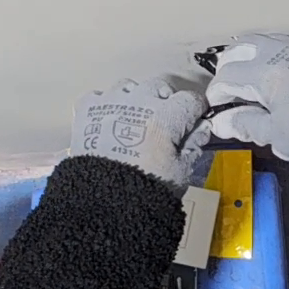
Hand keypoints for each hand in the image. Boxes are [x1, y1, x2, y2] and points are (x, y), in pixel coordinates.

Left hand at [72, 76, 210, 184]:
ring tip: (135, 120)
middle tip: (165, 122)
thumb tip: (201, 128)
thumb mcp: (179, 171)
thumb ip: (193, 145)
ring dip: (136, 98)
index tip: (195, 117)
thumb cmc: (141, 190)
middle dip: (166, 101)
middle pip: (160, 86)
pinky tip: (110, 121)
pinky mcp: (87, 110)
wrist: (100, 201)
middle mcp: (139, 102)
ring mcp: (111, 103)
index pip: (190, 99)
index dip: (196, 109)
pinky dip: (106, 105)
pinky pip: (100, 96)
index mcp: (165, 118)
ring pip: (130, 87)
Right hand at [202, 32, 288, 165]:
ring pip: (265, 39)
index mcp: (267, 73)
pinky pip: (286, 43)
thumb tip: (221, 122)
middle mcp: (283, 53)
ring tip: (248, 77)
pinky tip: (274, 71)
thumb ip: (245, 123)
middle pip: (242, 47)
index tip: (218, 106)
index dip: (218, 92)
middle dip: (229, 67)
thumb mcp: (274, 135)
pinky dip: (272, 52)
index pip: (229, 75)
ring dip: (250, 55)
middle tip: (229, 89)